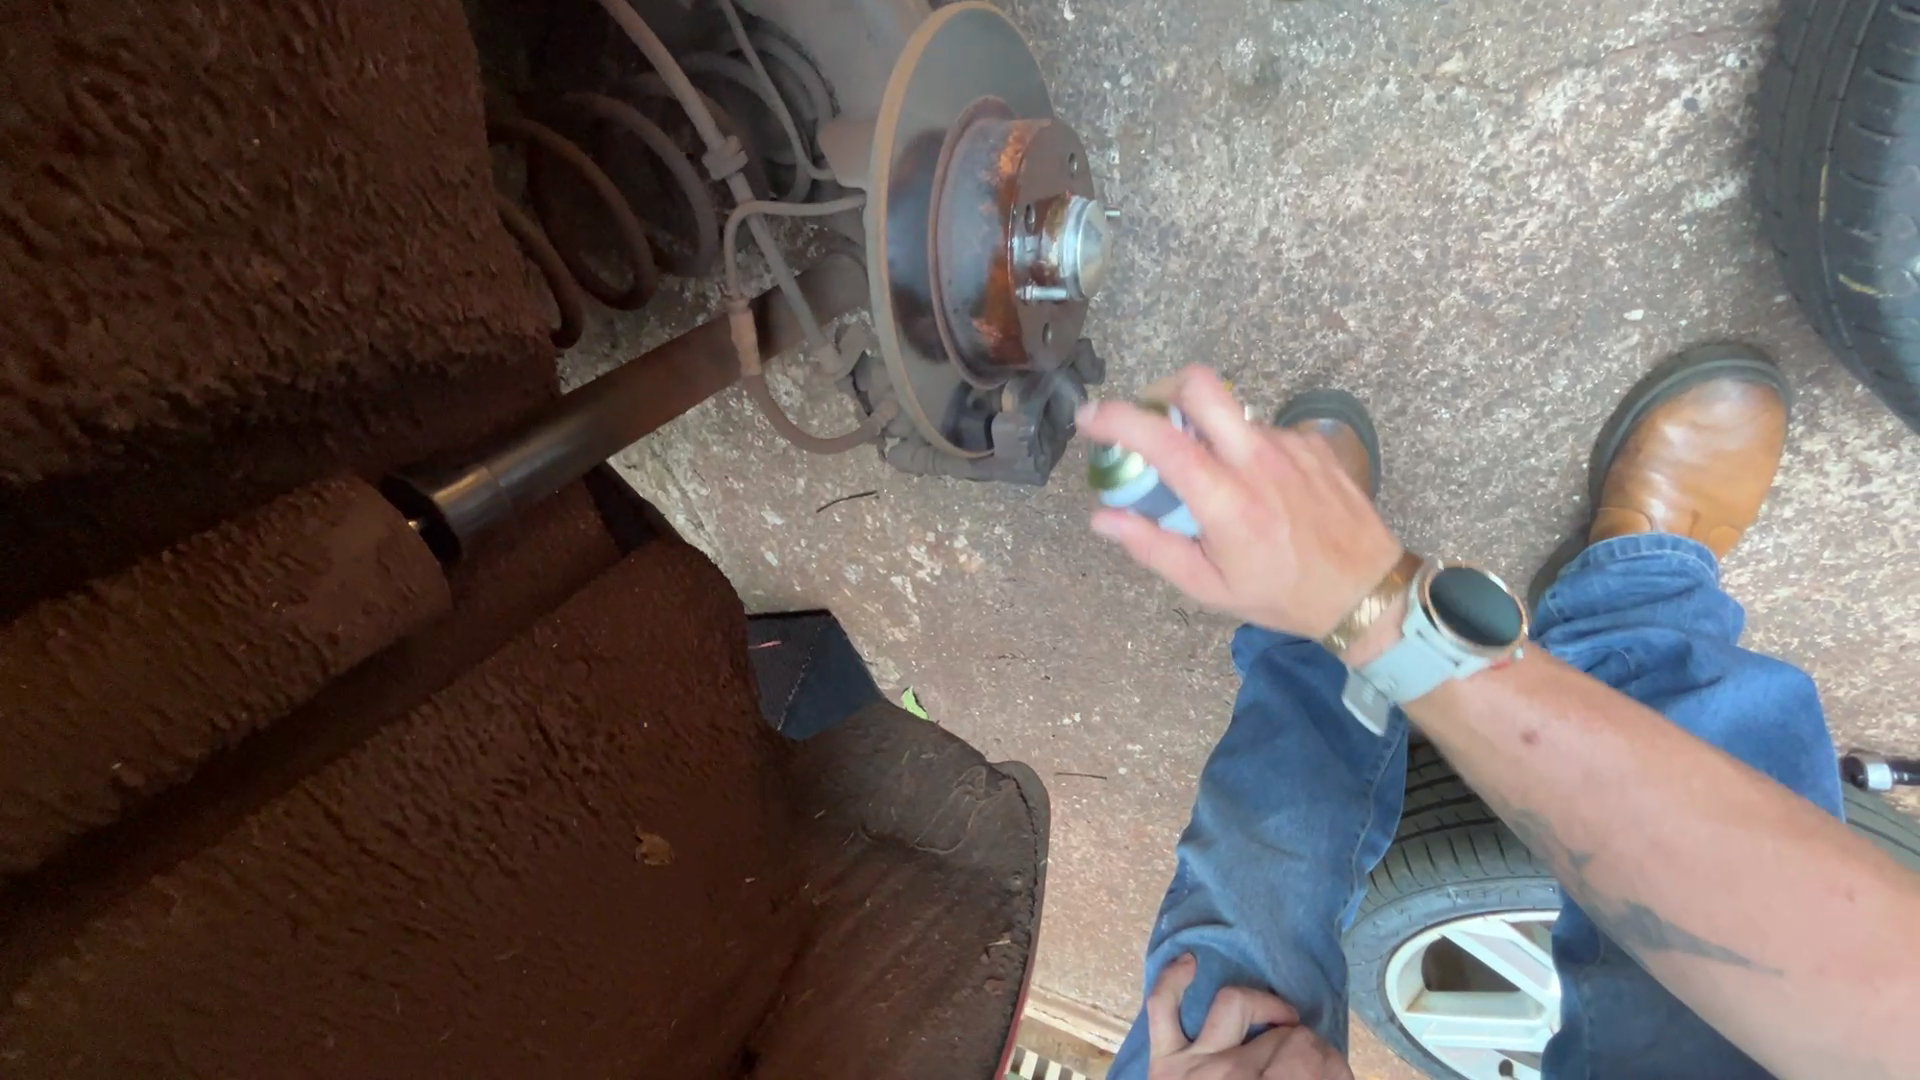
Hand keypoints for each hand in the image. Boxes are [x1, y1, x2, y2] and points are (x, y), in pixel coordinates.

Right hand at [1076, 366, 1402, 637]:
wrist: (1367, 591)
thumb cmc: (1280, 594)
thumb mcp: (1206, 586)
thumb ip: (1150, 546)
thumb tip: (1101, 517)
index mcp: (1227, 501)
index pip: (1163, 440)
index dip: (1117, 419)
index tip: (1088, 418)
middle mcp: (1258, 460)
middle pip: (1200, 385)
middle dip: (1161, 390)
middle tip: (1148, 421)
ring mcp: (1289, 444)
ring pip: (1228, 411)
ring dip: (1203, 429)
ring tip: (1206, 475)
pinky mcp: (1311, 442)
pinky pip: (1258, 428)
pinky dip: (1239, 446)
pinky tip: (1251, 484)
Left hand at [1147, 955, 1352, 1079]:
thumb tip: (1332, 1074)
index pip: (1317, 1060)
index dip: (1335, 1065)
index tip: (1337, 1074)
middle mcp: (1235, 1078)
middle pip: (1286, 1036)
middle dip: (1310, 1045)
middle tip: (1317, 1064)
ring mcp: (1195, 1064)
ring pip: (1236, 1005)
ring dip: (1266, 1006)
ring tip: (1283, 1020)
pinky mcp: (1163, 1061)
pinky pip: (1162, 1006)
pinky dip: (1173, 979)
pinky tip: (1191, 964)